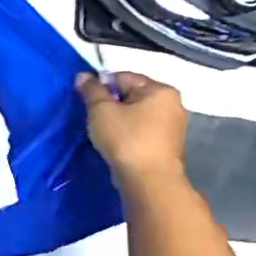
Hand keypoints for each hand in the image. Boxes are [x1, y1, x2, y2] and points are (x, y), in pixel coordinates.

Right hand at [75, 71, 187, 186]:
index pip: (123, 77)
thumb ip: (91, 90)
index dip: (101, 87)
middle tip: (93, 118)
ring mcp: (172, 125)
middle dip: (110, 104)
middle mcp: (172, 104)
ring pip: (136, 113)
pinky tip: (115, 143)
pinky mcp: (167, 143)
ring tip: (102, 132)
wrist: (148, 180)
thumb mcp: (101, 111)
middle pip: (131, 95)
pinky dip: (127, 132)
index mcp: (161, 90)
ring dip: (118, 119)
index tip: (87, 103)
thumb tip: (82, 75)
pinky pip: (141, 129)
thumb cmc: (126, 139)